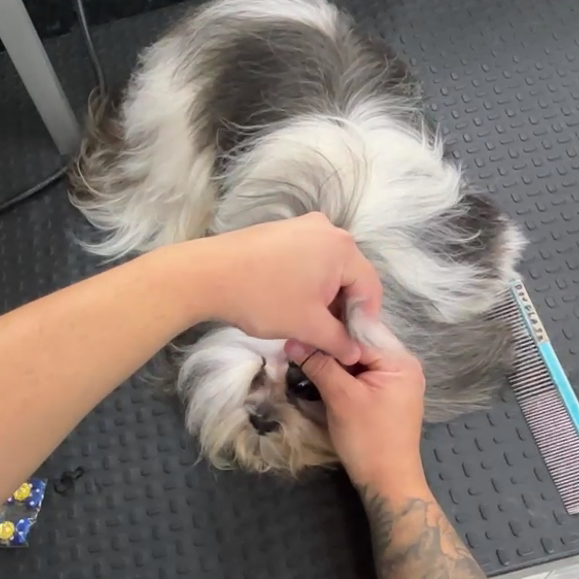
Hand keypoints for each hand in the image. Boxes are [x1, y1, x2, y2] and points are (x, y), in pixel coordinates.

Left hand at [175, 213, 382, 364]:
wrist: (208, 275)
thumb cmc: (265, 298)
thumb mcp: (308, 326)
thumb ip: (338, 340)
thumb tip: (355, 352)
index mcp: (343, 248)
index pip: (370, 288)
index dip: (364, 320)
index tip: (351, 344)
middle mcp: (328, 229)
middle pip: (349, 275)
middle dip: (342, 308)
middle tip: (329, 337)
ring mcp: (302, 226)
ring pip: (326, 268)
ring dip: (323, 297)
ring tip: (307, 323)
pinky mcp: (280, 231)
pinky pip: (306, 258)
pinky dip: (306, 282)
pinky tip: (290, 302)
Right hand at [287, 328, 427, 493]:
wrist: (387, 481)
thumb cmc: (368, 439)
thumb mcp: (341, 398)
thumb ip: (319, 364)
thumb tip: (292, 339)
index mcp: (400, 360)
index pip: (360, 331)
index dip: (329, 330)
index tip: (300, 327)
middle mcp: (403, 364)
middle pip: (360, 343)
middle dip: (330, 344)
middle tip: (298, 341)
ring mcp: (396, 380)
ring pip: (358, 358)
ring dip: (333, 359)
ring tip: (304, 354)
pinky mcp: (386, 394)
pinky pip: (361, 373)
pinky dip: (342, 373)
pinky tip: (320, 372)